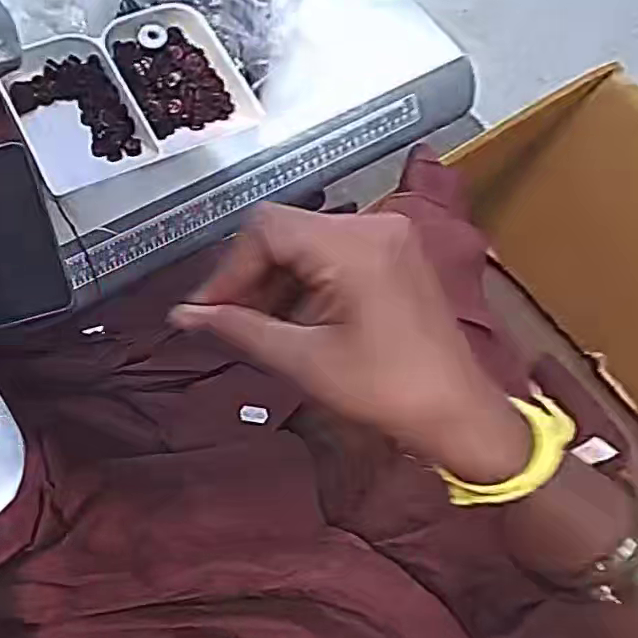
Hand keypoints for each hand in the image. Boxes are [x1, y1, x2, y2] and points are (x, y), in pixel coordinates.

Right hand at [170, 204, 530, 481]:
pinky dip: (301, 283)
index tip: (206, 311)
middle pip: (283, 232)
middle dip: (248, 277)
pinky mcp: (393, 254)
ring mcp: (388, 237)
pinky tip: (289, 320)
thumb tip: (184, 315)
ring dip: (272, 282)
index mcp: (353, 246)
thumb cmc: (383, 390)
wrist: (453, 411)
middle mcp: (374, 225)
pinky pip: (329, 254)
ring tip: (255, 327)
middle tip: (225, 322)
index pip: (265, 230)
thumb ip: (238, 328)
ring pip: (303, 243)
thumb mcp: (301, 359)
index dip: (227, 270)